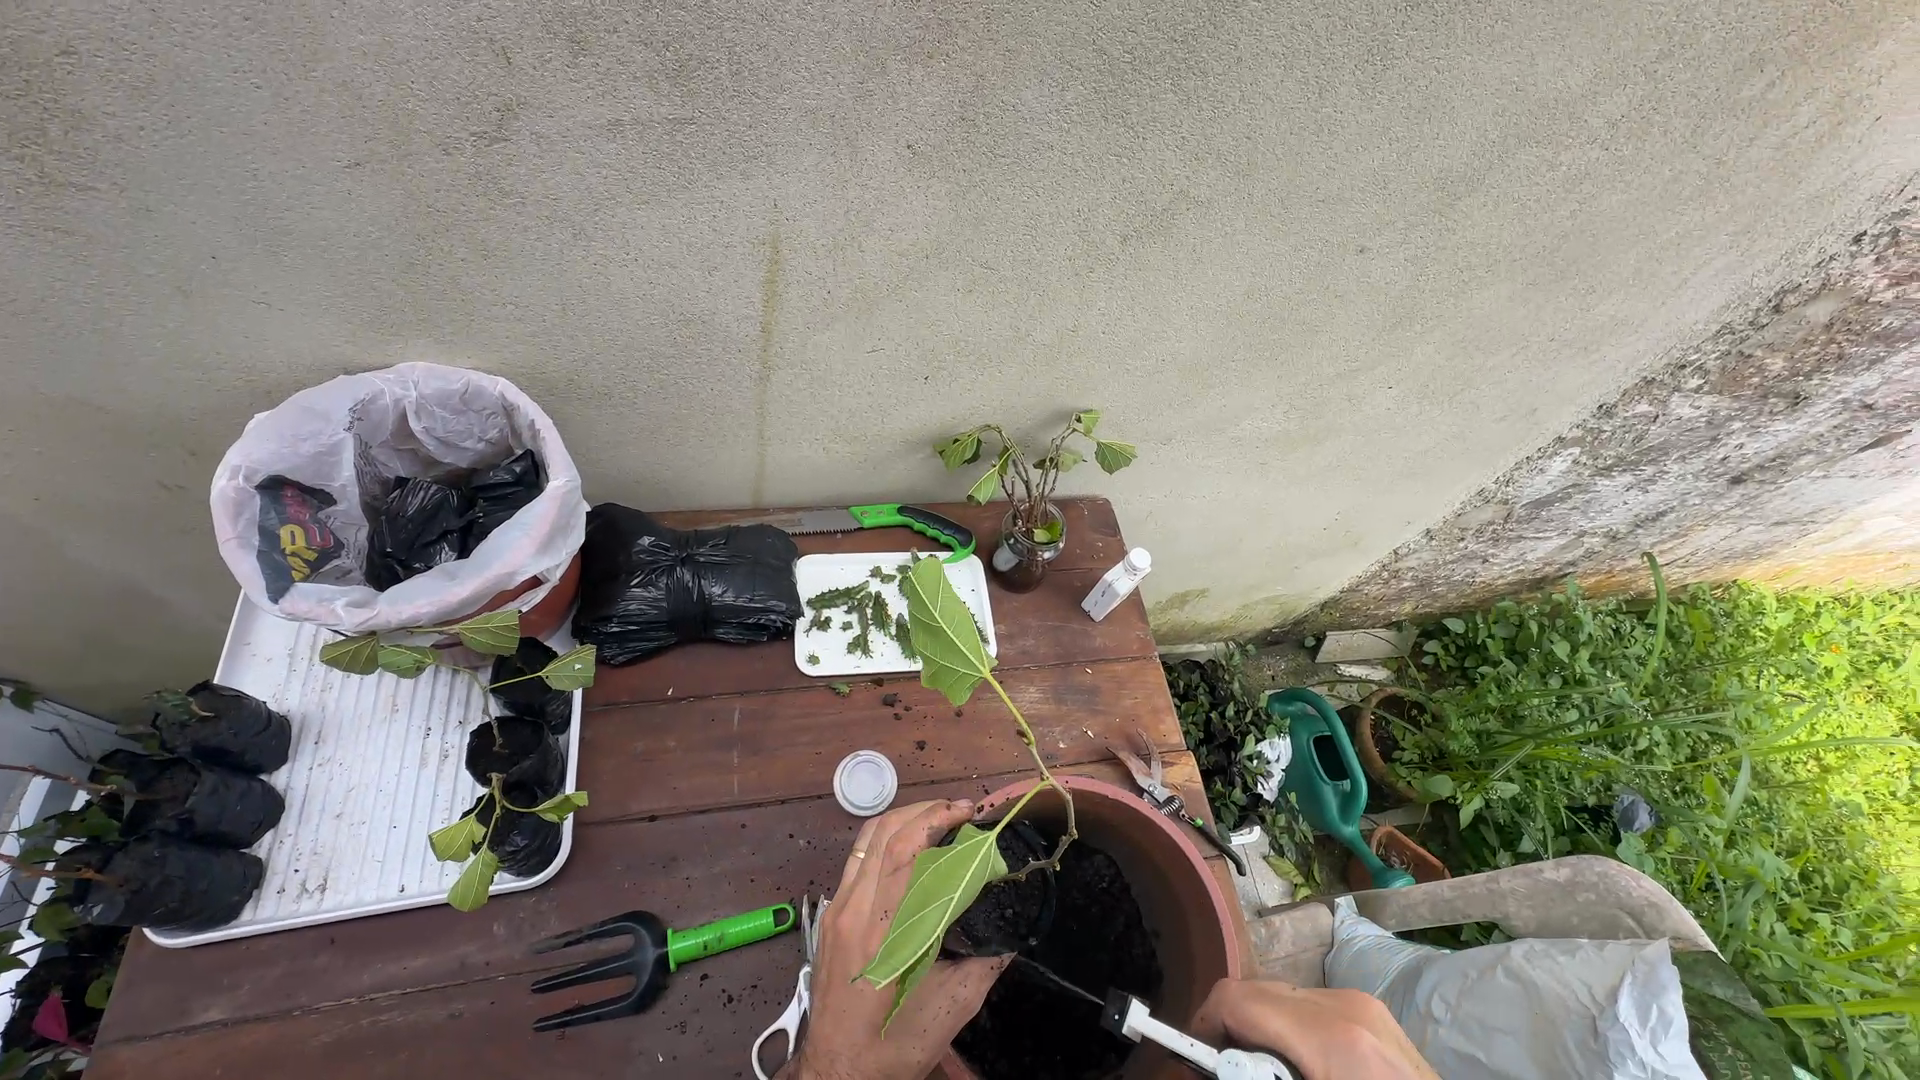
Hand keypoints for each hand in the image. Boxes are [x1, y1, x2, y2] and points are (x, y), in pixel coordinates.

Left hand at [783, 799, 1010, 1079]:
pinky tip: (913, 852)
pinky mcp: (830, 917)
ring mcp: (834, 910)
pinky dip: (887, 841)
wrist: (832, 1074)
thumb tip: (1010, 937)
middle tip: (960, 811)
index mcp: (875, 929)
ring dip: (903, 820)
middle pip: (880, 832)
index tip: (968, 813)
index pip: (899, 849)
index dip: (934, 818)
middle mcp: (849, 909)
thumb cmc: (887, 1048)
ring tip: (939, 820)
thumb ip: (981, 967)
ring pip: (865, 841)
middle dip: (923, 809)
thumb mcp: (946, 1012)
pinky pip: (858, 860)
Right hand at [1189, 979, 1439, 1079]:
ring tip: (1269, 1074)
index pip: (1236, 998)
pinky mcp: (1376, 1015)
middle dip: (1231, 1033)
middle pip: (1255, 992)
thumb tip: (1207, 1065)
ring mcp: (1365, 1006)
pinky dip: (1292, 1034)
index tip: (1192, 1063)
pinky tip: (1302, 1069)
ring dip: (1262, 1033)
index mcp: (1332, 1037)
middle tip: (1227, 1073)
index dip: (1201, 1027)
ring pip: (1281, 997)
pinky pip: (1311, 1008)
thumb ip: (1253, 1074)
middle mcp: (1346, 1006)